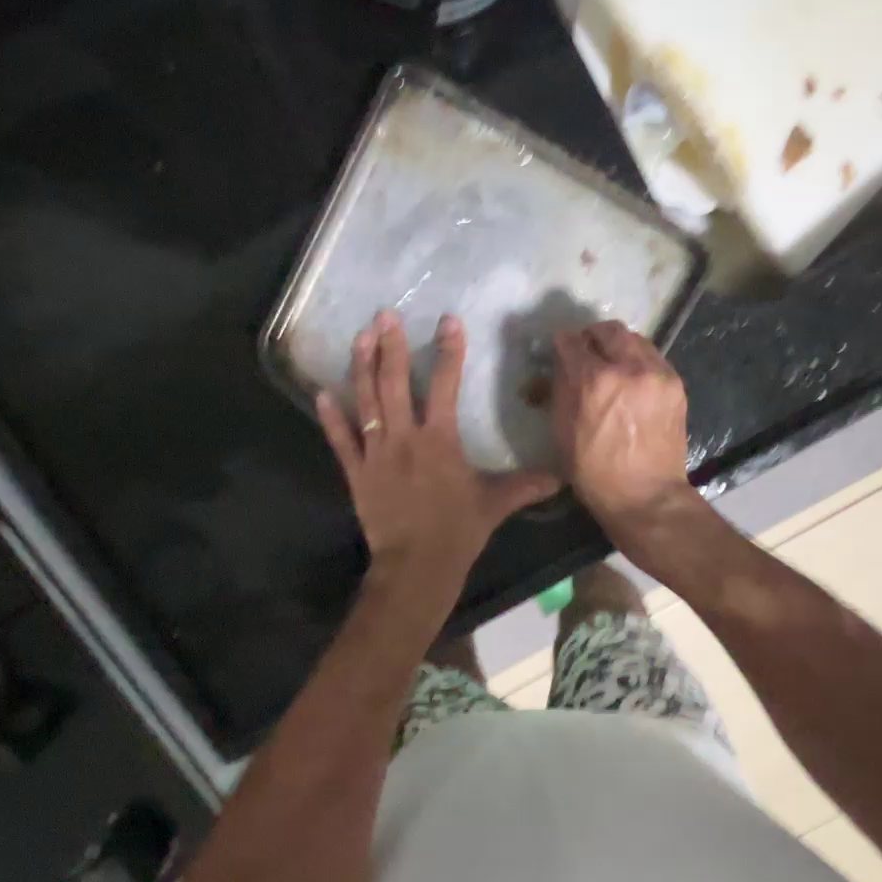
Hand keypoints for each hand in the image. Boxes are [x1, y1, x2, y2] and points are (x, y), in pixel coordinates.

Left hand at [318, 311, 560, 586]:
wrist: (417, 566)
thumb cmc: (457, 532)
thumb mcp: (494, 505)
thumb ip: (524, 486)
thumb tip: (559, 478)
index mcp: (440, 440)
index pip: (446, 385)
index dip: (449, 351)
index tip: (448, 321)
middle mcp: (405, 438)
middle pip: (395, 383)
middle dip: (391, 346)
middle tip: (385, 315)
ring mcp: (376, 454)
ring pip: (365, 402)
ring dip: (361, 367)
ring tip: (360, 337)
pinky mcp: (356, 474)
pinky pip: (340, 441)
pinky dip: (329, 417)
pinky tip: (321, 393)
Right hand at [551, 320, 693, 527]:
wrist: (644, 495)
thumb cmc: (593, 471)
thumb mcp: (561, 431)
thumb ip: (559, 389)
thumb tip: (561, 365)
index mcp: (594, 381)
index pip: (572, 342)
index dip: (562, 344)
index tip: (560, 350)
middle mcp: (628, 368)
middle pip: (608, 330)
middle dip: (593, 337)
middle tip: (586, 352)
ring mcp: (657, 374)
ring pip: (635, 339)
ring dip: (619, 346)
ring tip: (611, 366)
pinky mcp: (675, 385)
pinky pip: (653, 359)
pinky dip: (639, 362)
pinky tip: (632, 382)